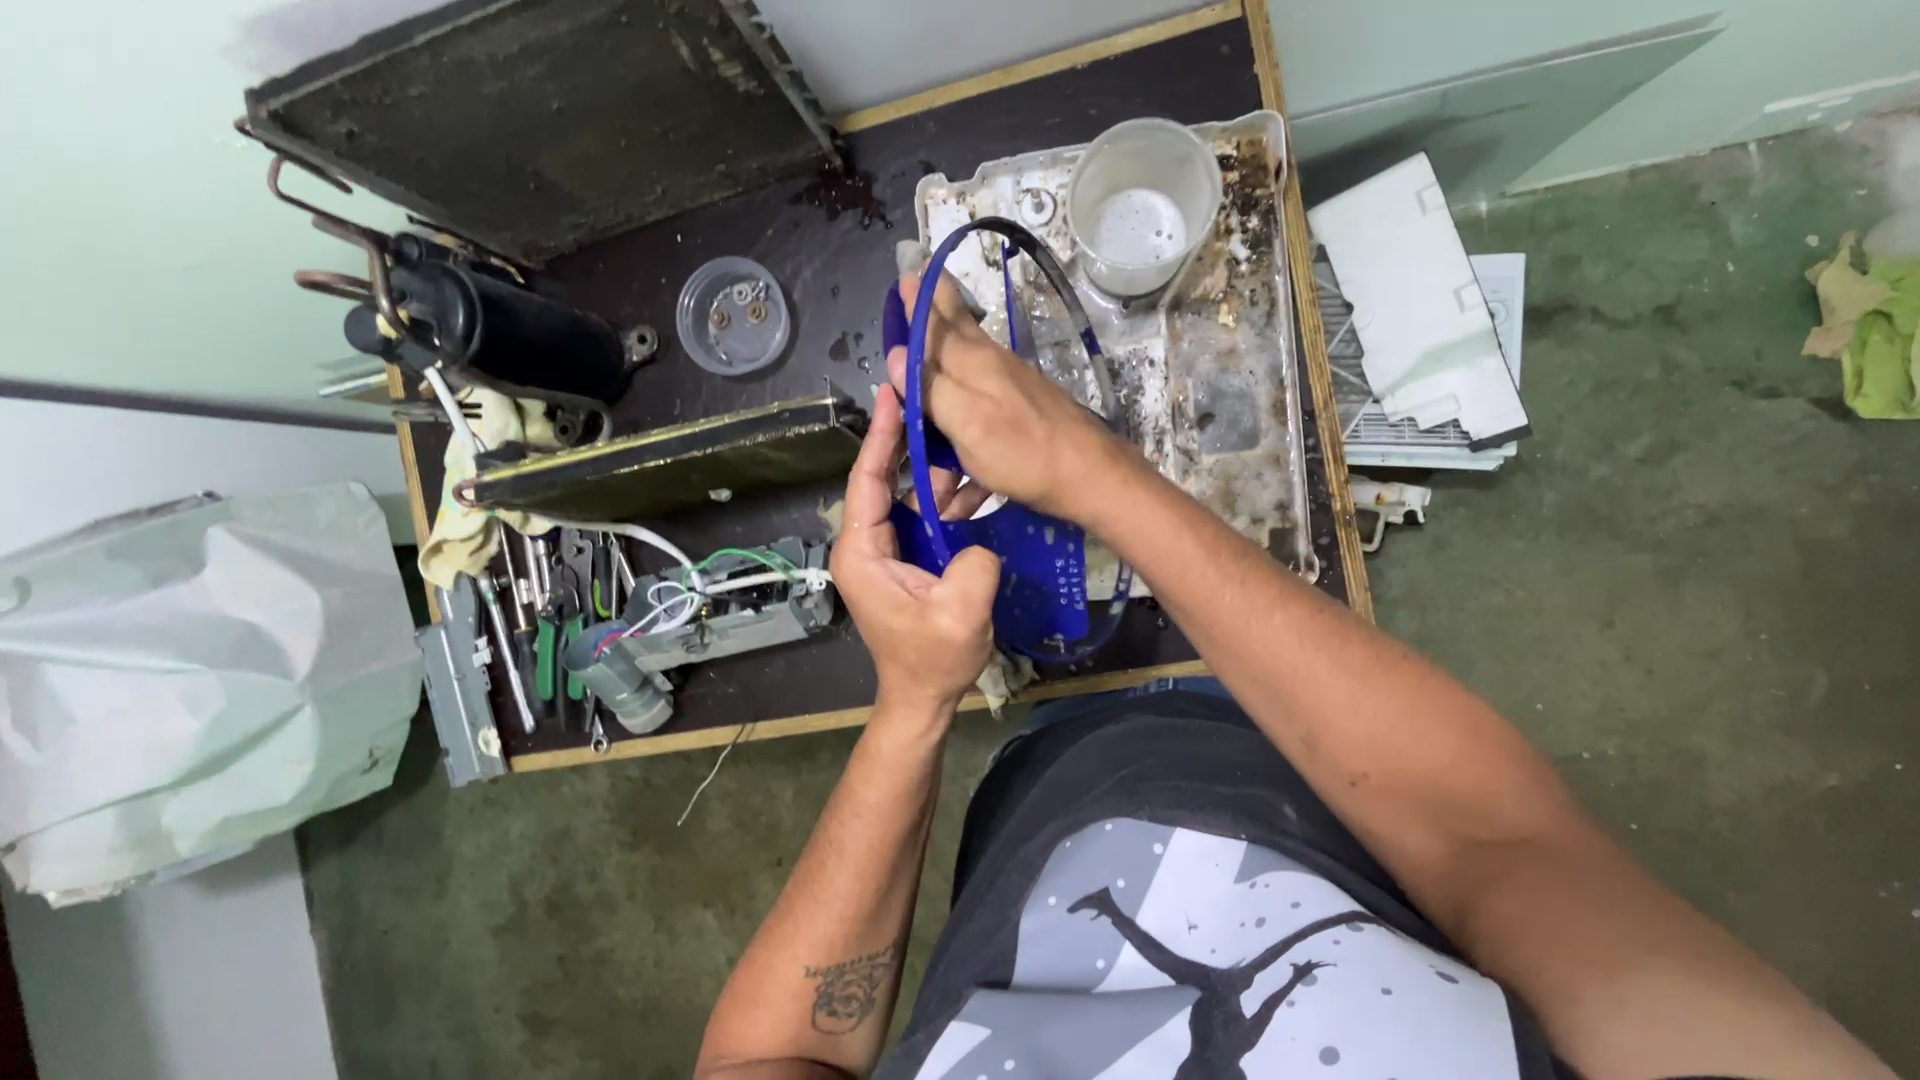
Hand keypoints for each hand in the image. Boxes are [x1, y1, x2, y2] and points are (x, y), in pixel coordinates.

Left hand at [831, 385, 1000, 716]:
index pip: (867, 481)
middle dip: (903, 438)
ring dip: (931, 467)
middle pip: (883, 480)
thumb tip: (978, 543)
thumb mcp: (960, 615)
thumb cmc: (932, 661)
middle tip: (925, 395)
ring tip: (957, 427)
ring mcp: (886, 551)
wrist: (924, 696)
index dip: (880, 437)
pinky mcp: (906, 559)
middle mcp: (867, 544)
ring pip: (906, 496)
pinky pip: (922, 517)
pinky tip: (972, 478)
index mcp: (863, 552)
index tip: (892, 394)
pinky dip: (944, 498)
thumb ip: (973, 567)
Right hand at [885, 272, 1139, 523]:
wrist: (1086, 472)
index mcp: (970, 362)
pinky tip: (968, 362)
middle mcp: (989, 361)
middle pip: (956, 326)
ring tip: (939, 307)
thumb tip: (893, 354)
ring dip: (952, 324)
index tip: (904, 276)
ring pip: (971, 346)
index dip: (915, 306)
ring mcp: (1010, 379)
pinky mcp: (1023, 401)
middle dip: (936, 303)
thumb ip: (930, 389)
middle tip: (919, 276)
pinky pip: (984, 375)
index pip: (932, 326)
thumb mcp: (967, 424)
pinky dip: (969, 361)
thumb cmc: (1021, 451)